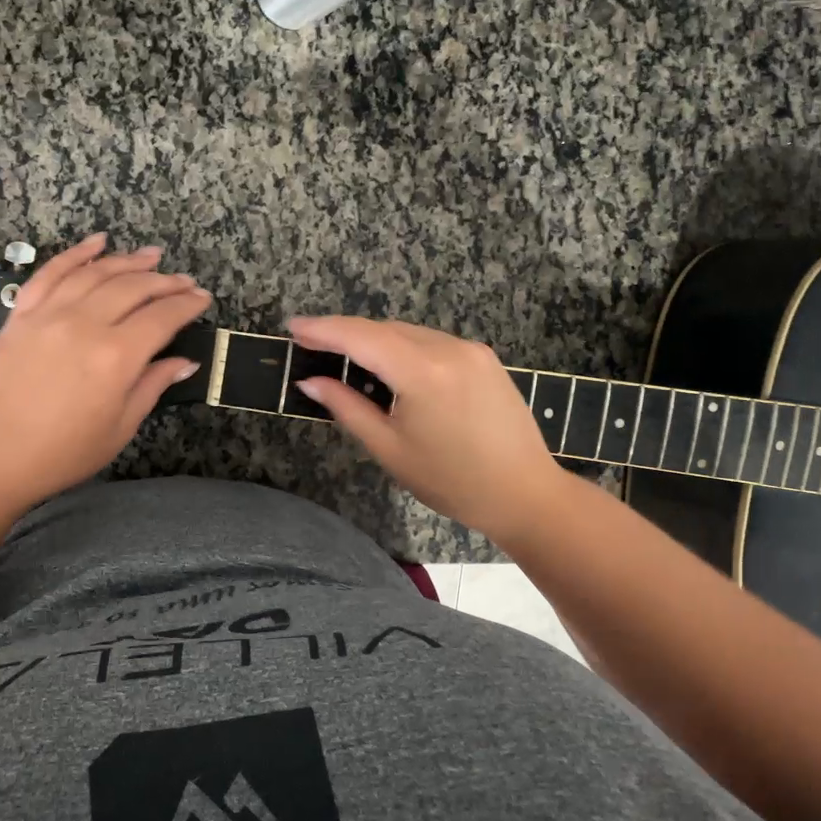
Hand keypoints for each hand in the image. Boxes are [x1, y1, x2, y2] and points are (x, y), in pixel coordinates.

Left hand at [0, 233, 210, 506]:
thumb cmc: (62, 454)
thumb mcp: (119, 428)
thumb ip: (152, 386)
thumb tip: (183, 361)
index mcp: (116, 357)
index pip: (162, 317)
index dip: (186, 305)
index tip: (201, 298)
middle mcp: (84, 325)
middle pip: (132, 288)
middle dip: (164, 281)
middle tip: (183, 281)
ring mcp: (49, 314)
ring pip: (95, 273)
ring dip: (127, 261)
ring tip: (150, 256)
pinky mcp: (21, 314)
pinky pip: (51, 273)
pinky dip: (75, 253)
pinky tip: (96, 242)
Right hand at [286, 316, 563, 539]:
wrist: (527, 495)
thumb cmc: (452, 481)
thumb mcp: (390, 449)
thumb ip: (347, 407)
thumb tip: (311, 381)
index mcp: (423, 373)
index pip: (361, 337)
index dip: (323, 328)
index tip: (292, 325)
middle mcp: (448, 349)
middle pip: (383, 329)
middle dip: (344, 332)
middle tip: (309, 342)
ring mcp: (470, 350)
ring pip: (407, 332)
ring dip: (373, 339)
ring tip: (343, 356)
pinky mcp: (484, 358)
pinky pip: (430, 341)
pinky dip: (401, 346)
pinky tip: (387, 366)